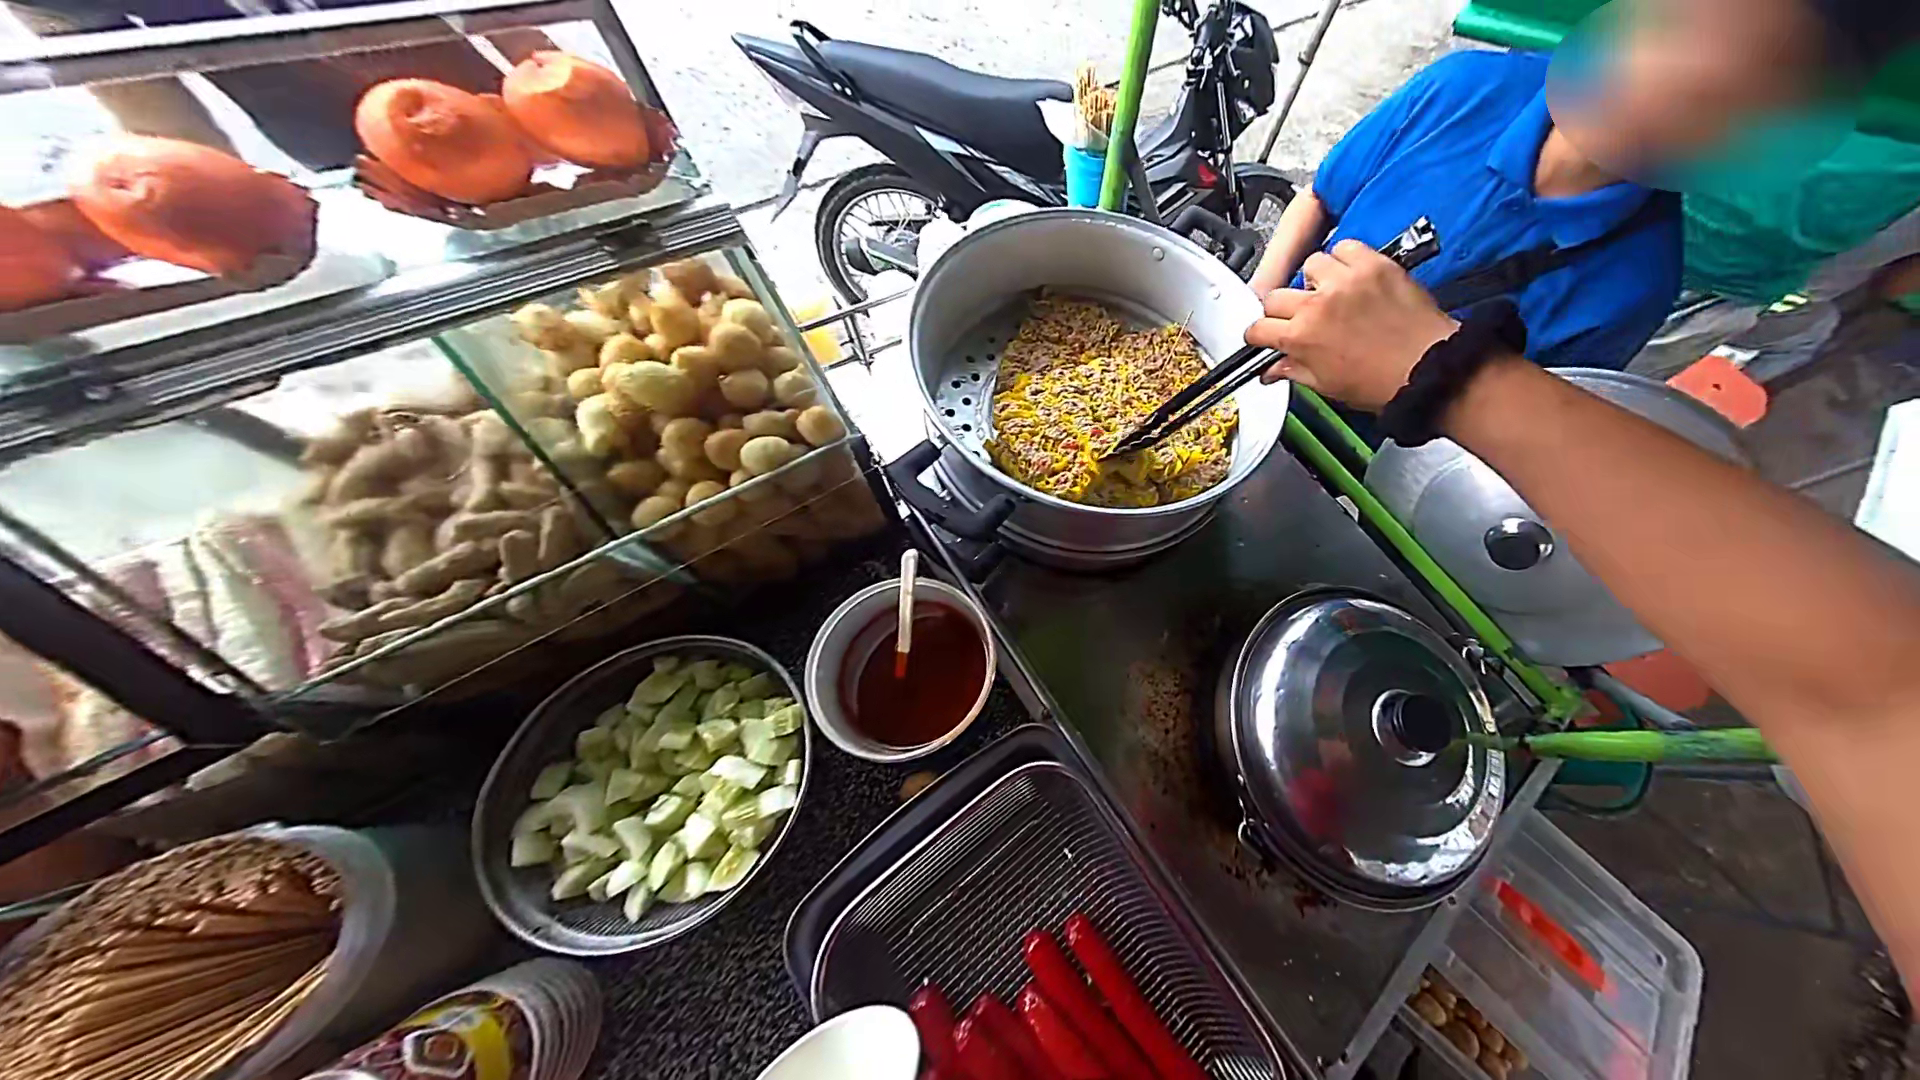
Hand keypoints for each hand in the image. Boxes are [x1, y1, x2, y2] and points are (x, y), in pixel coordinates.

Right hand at [1244, 239, 1458, 411]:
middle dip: (1280, 309)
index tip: (1264, 335)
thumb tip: (1272, 369)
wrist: (1429, 368)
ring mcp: (1346, 282)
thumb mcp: (1323, 384)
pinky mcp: (1374, 266)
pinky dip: (1343, 258)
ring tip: (1326, 293)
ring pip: (1309, 265)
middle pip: (1275, 295)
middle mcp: (1317, 305)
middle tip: (1295, 318)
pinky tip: (1349, 276)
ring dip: (1313, 279)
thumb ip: (1292, 370)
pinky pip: (1346, 247)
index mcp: (1299, 337)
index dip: (1258, 334)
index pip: (1258, 328)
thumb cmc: (1382, 380)